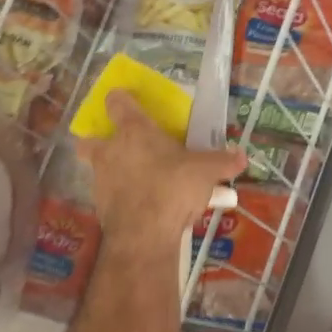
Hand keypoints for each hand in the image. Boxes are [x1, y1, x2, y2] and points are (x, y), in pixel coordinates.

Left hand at [79, 91, 245, 253]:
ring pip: (98, 169)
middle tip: (119, 148)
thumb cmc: (173, 187)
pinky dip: (122, 199)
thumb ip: (223, 162)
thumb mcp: (207, 172)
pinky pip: (110, 197)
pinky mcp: (101, 206)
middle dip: (98, 141)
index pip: (118, 102)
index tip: (127, 101)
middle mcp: (111, 151)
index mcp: (135, 132)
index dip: (121, 99)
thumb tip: (242, 157)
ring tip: (140, 184)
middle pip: (89, 139)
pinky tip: (142, 208)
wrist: (145, 232)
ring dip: (113, 173)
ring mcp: (101, 179)